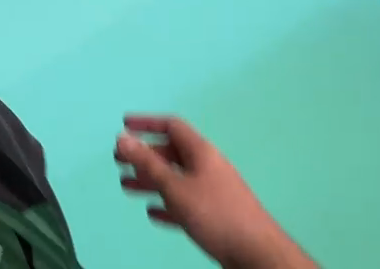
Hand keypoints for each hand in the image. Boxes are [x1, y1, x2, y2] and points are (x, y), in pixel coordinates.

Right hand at [114, 115, 316, 268]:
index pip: (171, 126)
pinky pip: (186, 203)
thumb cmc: (215, 214)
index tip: (124, 125)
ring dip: (151, 181)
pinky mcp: (218, 216)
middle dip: (144, 156)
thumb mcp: (175, 186)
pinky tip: (153, 214)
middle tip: (119, 160)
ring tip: (127, 186)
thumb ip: (147, 163)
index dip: (146, 123)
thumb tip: (122, 137)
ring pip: (176, 179)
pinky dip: (168, 204)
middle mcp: (208, 167)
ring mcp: (214, 192)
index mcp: (201, 152)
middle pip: (171, 153)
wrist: (261, 258)